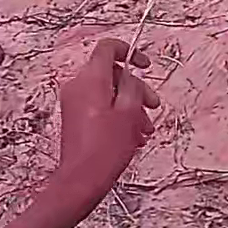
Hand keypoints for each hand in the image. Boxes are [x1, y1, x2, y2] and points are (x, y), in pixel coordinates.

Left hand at [52, 39, 159, 206]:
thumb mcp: (130, 113)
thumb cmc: (106, 148)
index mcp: (91, 79)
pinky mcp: (75, 117)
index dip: (129, 51)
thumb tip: (131, 76)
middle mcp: (78, 86)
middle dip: (136, 88)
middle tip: (152, 106)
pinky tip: (132, 134)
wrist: (81, 180)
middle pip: (111, 73)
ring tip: (144, 128)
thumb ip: (133, 87)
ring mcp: (74, 102)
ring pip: (108, 92)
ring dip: (130, 105)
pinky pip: (99, 105)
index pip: (107, 48)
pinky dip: (117, 113)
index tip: (144, 65)